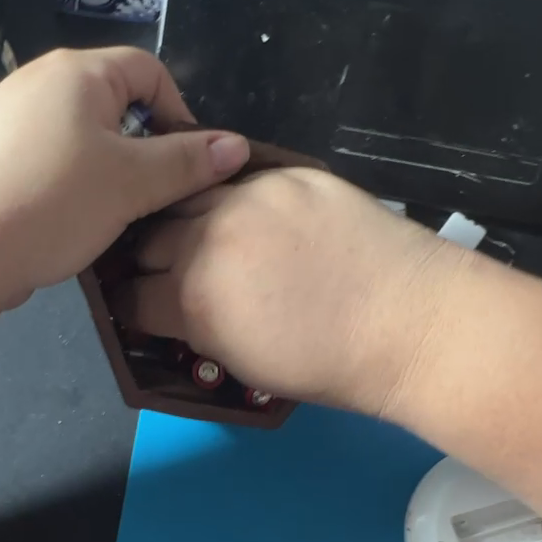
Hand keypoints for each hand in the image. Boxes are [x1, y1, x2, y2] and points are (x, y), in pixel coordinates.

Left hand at [0, 48, 250, 309]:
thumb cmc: (55, 202)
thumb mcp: (133, 183)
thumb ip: (187, 162)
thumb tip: (236, 145)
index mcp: (78, 71)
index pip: (148, 70)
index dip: (178, 112)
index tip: (187, 165)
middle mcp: (38, 80)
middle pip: (113, 101)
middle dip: (142, 145)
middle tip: (151, 195)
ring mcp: (7, 117)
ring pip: (80, 135)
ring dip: (107, 170)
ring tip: (113, 213)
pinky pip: (48, 157)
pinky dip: (69, 182)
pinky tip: (68, 219)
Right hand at [117, 168, 472, 416]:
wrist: (410, 324)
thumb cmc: (330, 366)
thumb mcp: (244, 365)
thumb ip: (198, 330)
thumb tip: (177, 308)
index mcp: (193, 304)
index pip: (131, 299)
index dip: (131, 307)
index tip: (140, 307)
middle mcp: (207, 243)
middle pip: (146, 241)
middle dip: (147, 259)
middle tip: (164, 268)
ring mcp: (246, 200)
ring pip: (184, 199)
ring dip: (181, 219)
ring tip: (198, 233)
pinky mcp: (285, 175)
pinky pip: (234, 180)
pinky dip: (226, 198)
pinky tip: (239, 212)